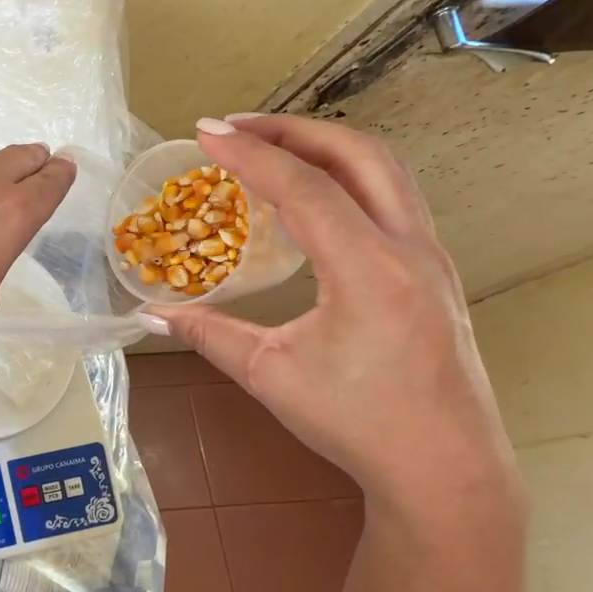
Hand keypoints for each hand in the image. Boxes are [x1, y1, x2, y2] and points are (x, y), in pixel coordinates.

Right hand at [149, 116, 520, 507]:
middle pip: (359, 154)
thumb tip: (150, 314)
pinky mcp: (431, 270)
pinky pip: (390, 198)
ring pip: (384, 170)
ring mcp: (429, 255)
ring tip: (268, 147)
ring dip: (324, 147)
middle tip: (235, 128)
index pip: (304, 188)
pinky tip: (310, 195)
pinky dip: (346, 177)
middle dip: (293, 130)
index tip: (206, 133)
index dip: (250, 155)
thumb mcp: (268, 374)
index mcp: (369, 268)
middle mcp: (409, 247)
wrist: (442, 464)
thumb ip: (208, 334)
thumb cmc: (356, 421)